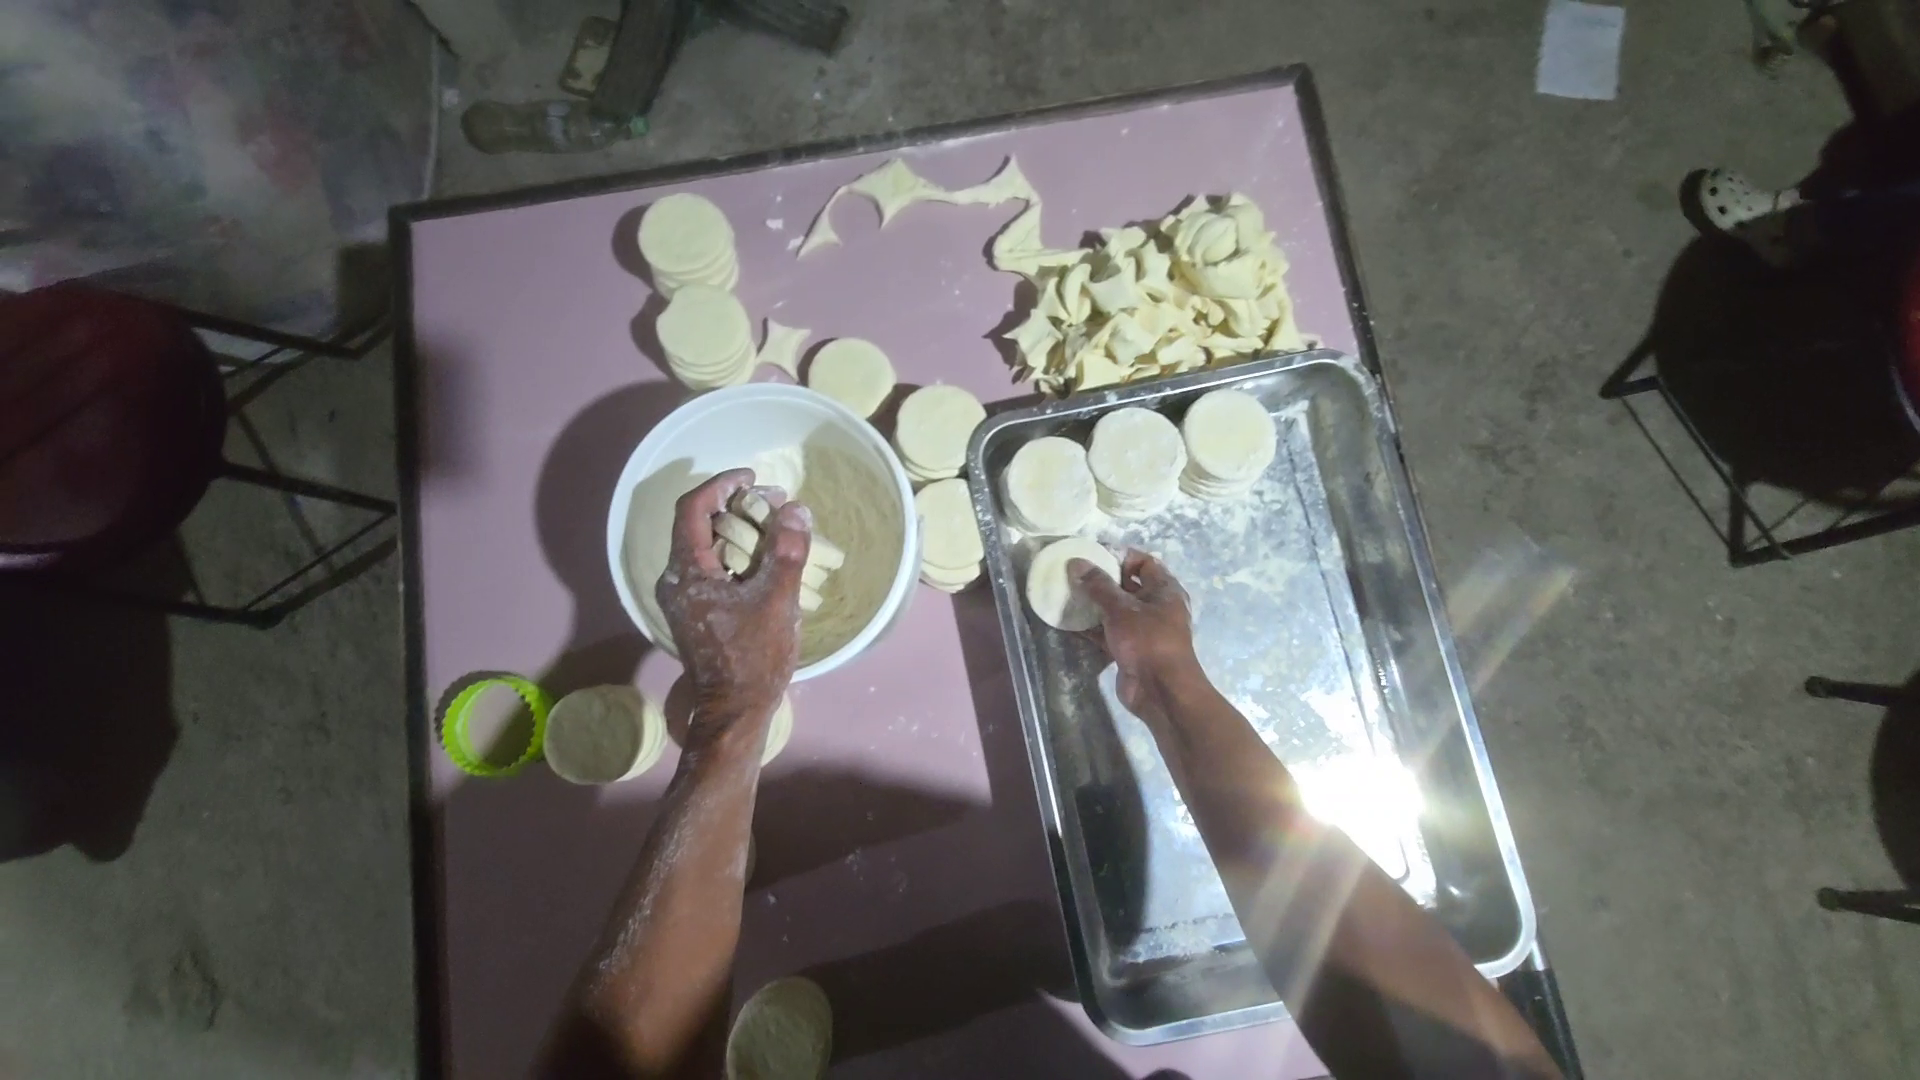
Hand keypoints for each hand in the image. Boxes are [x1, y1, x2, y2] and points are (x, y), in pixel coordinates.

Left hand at [654, 469, 811, 739]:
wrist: (736, 709)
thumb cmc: (753, 656)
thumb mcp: (777, 600)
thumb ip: (786, 551)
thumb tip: (794, 509)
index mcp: (687, 573)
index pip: (693, 509)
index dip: (721, 484)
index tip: (753, 477)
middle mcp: (677, 581)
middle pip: (698, 524)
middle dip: (735, 505)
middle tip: (773, 501)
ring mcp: (686, 598)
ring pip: (707, 546)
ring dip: (738, 528)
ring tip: (775, 525)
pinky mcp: (699, 611)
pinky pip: (714, 566)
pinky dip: (738, 552)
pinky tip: (767, 558)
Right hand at [1072, 549, 1203, 720]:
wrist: (1160, 691)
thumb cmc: (1147, 641)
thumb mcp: (1121, 608)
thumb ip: (1098, 585)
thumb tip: (1075, 562)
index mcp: (1164, 590)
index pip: (1143, 562)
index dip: (1119, 556)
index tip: (1091, 554)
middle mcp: (1156, 607)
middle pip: (1127, 585)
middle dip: (1102, 580)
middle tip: (1073, 574)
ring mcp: (1143, 630)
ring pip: (1116, 610)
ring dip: (1095, 605)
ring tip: (1068, 594)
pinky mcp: (1130, 649)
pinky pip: (1108, 632)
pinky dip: (1092, 628)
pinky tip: (1070, 622)